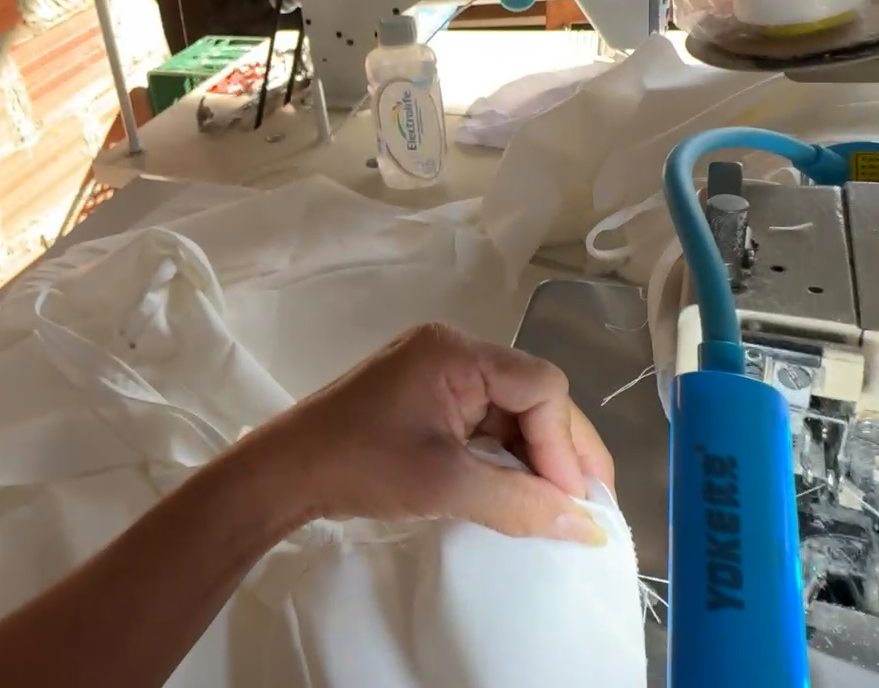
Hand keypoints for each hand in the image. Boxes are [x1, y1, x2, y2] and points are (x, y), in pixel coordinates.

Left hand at [236, 324, 615, 544]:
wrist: (288, 468)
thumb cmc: (361, 464)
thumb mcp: (446, 484)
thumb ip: (522, 503)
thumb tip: (589, 528)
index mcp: (454, 352)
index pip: (540, 385)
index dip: (564, 443)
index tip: (568, 501)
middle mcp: (449, 351)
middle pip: (530, 393)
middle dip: (558, 451)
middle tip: (581, 511)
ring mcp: (434, 372)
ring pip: (510, 410)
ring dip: (534, 457)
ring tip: (554, 508)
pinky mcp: (423, 396)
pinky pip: (482, 420)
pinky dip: (502, 456)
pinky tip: (516, 491)